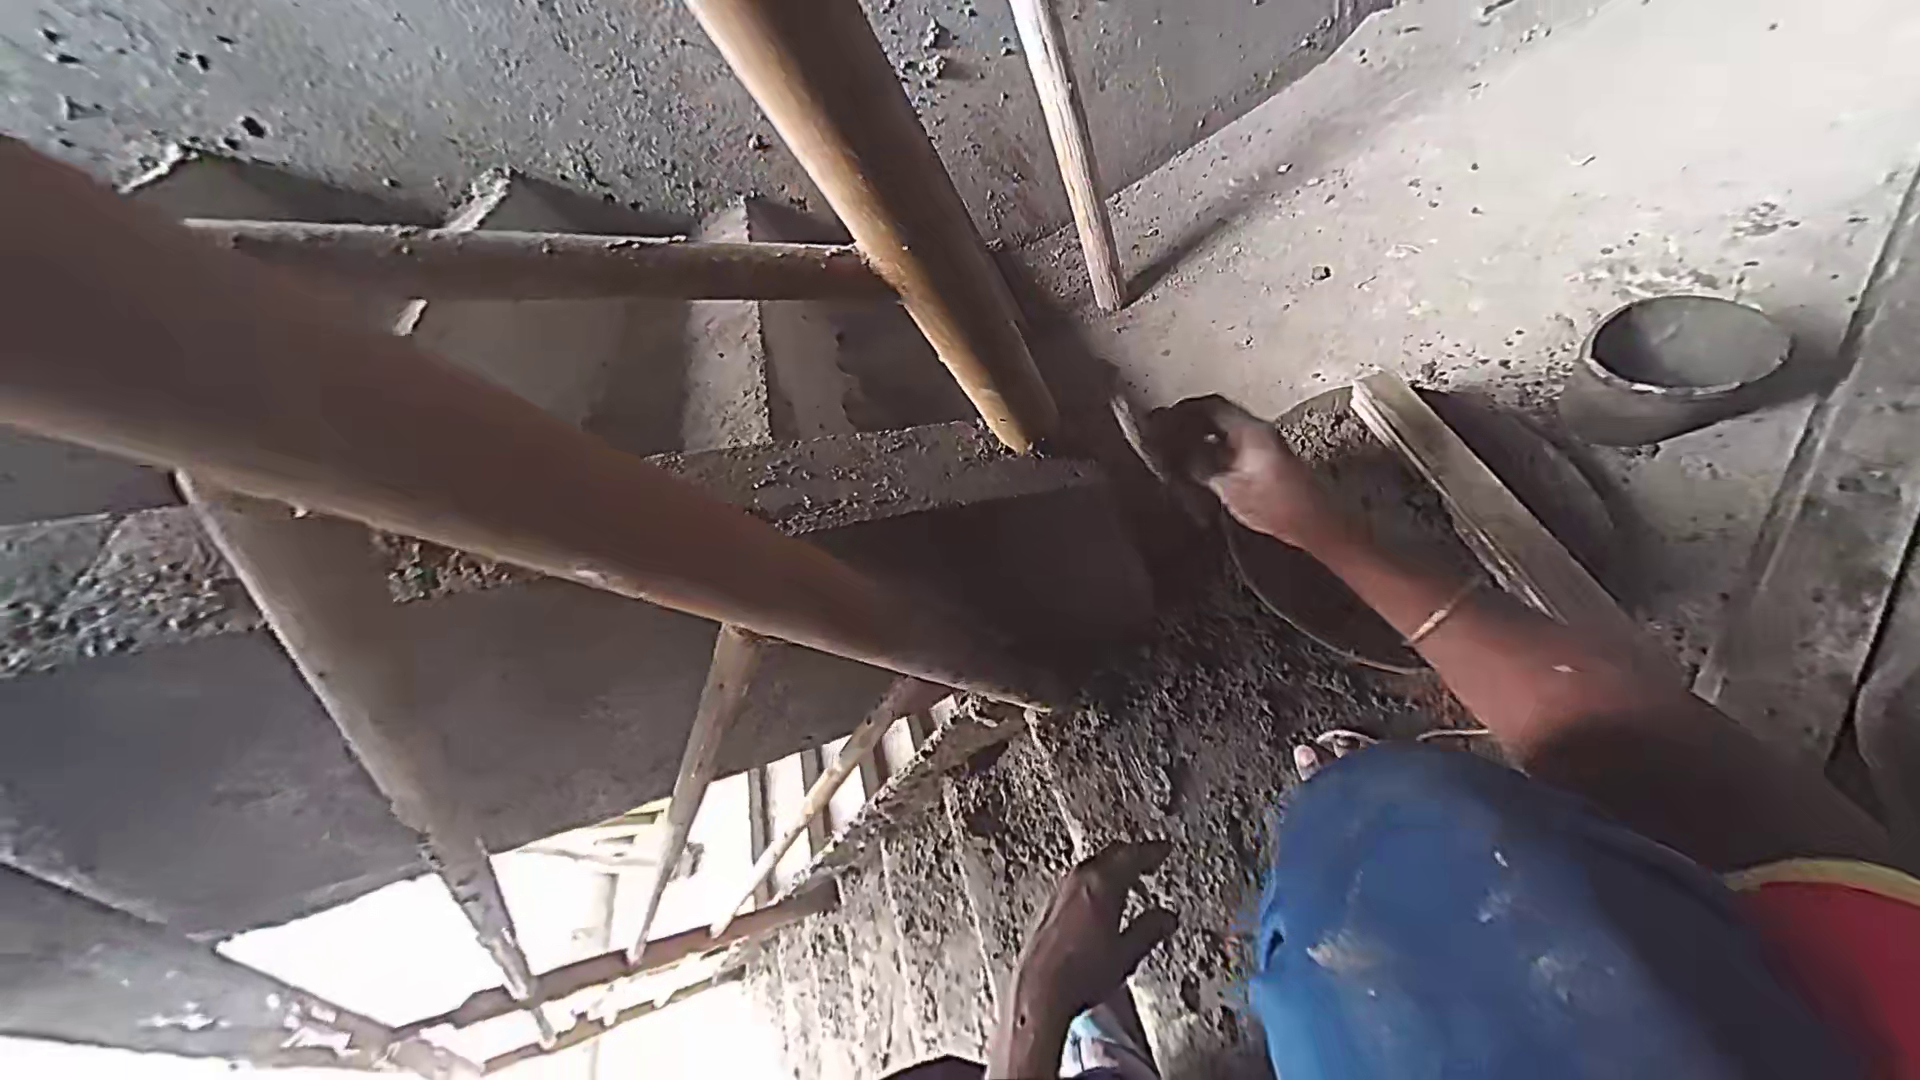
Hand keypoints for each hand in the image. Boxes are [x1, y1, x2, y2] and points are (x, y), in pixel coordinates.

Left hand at [990, 841, 1173, 1077]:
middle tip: (1151, 858)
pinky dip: (1099, 876)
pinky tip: (1103, 893)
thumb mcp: (1125, 955)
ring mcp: (1064, 886)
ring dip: (1115, 865)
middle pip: (1112, 853)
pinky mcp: (1053, 898)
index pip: (1131, 856)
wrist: (1041, 986)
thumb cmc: (1081, 973)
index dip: (1151, 851)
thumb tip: (1166, 917)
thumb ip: (1148, 930)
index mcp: (1102, 884)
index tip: (1164, 848)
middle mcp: (1081, 877)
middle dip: (1133, 854)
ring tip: (1131, 876)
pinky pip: (1082, 875)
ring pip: (1095, 862)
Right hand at [1150, 395, 1353, 550]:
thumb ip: (1200, 467)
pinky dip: (1211, 449)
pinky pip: (1231, 446)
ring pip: (1224, 430)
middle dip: (1189, 421)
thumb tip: (1178, 458)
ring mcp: (1264, 446)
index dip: (1183, 410)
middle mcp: (1260, 433)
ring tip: (1178, 446)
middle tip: (1167, 430)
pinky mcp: (1265, 461)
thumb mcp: (1229, 487)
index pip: (1211, 406)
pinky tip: (1199, 463)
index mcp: (1252, 431)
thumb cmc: (1282, 507)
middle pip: (1217, 415)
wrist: (1313, 523)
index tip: (1165, 416)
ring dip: (1200, 435)